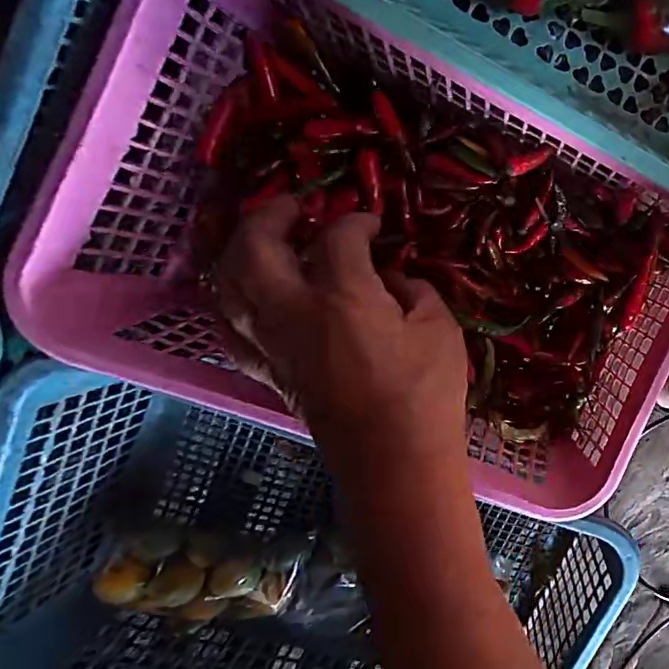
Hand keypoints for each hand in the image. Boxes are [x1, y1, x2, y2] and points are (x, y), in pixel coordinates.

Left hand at [217, 196, 471, 495]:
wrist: (394, 461)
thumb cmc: (426, 395)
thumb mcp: (440, 328)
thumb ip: (415, 289)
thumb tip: (392, 278)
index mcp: (342, 297)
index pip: (337, 237)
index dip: (355, 221)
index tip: (371, 223)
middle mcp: (294, 313)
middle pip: (254, 246)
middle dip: (270, 215)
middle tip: (295, 207)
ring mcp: (274, 345)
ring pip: (228, 284)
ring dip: (240, 252)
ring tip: (265, 242)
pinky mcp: (269, 372)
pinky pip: (231, 329)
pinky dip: (232, 302)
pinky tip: (248, 296)